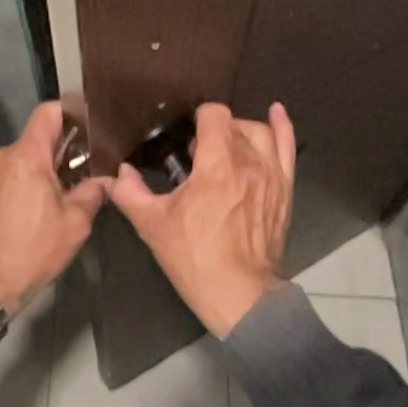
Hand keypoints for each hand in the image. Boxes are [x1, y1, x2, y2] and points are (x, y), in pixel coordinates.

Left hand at [0, 102, 112, 314]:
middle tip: (88, 164)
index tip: (90, 126)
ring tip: (69, 188)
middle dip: (64, 147)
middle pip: (38, 136)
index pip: (48, 112)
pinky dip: (31, 178)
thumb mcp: (75, 223)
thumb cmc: (34, 249)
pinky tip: (45, 202)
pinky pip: (13, 171)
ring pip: (26, 155)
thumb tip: (106, 179)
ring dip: (47, 166)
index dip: (71, 112)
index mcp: (27, 156)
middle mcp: (5, 156)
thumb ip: (93, 192)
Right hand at [111, 102, 295, 336]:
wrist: (238, 295)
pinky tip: (275, 112)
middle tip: (198, 155)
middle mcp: (249, 162)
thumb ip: (130, 193)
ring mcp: (272, 175)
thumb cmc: (194, 257)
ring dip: (240, 131)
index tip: (186, 139)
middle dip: (213, 131)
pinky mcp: (285, 189)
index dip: (197, 119)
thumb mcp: (152, 225)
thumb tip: (119, 172)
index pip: (213, 115)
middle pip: (234, 124)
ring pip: (260, 132)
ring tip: (225, 147)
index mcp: (216, 166)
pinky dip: (282, 126)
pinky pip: (288, 147)